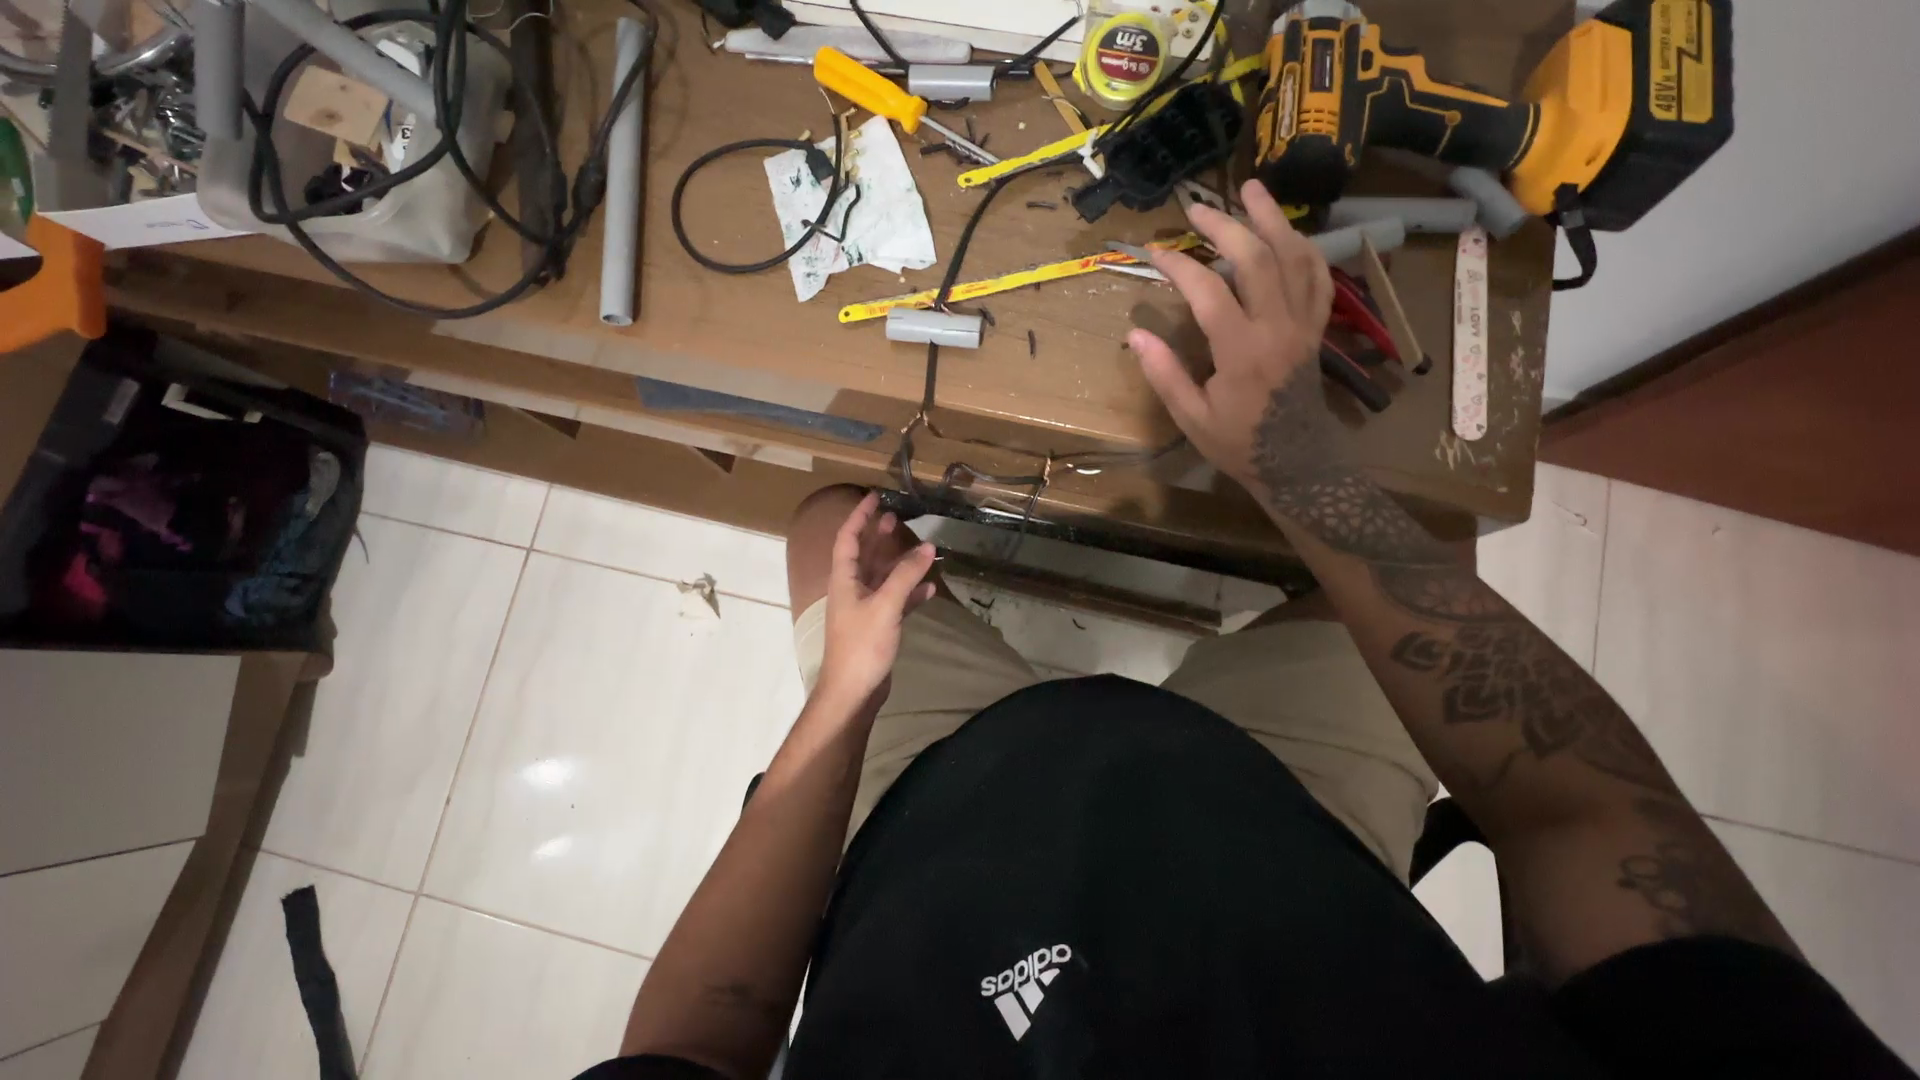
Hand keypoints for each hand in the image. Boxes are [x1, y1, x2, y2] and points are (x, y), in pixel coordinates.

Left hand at [816, 492, 938, 714]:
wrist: (853, 692)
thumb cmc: (861, 646)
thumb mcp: (885, 606)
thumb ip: (905, 576)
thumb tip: (927, 546)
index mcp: (844, 580)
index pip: (848, 539)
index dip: (859, 516)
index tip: (872, 496)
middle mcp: (852, 590)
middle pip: (865, 555)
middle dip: (879, 536)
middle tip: (895, 517)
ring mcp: (864, 610)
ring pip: (882, 578)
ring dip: (900, 563)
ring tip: (920, 547)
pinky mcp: (878, 627)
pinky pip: (895, 601)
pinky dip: (911, 592)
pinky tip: (930, 587)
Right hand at [1128, 180, 1334, 489]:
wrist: (1295, 463)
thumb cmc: (1237, 443)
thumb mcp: (1192, 418)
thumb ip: (1165, 375)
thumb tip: (1134, 336)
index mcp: (1241, 351)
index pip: (1208, 291)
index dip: (1179, 265)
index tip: (1155, 252)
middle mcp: (1277, 328)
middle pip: (1257, 259)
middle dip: (1226, 226)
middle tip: (1198, 208)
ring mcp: (1302, 325)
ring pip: (1295, 258)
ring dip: (1273, 220)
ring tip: (1252, 190)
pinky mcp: (1315, 329)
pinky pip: (1318, 279)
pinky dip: (1306, 250)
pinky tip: (1289, 233)